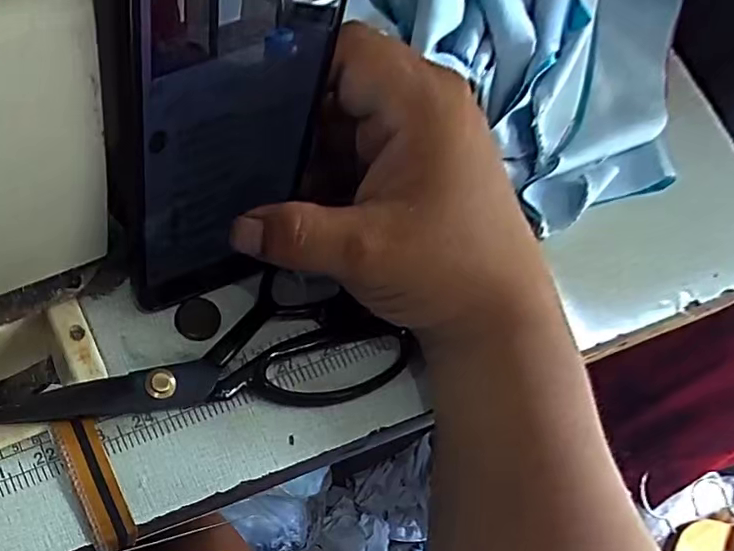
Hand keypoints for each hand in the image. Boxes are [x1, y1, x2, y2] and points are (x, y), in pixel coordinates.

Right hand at [231, 24, 559, 348]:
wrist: (493, 315)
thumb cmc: (445, 270)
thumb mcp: (360, 252)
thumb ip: (295, 236)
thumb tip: (239, 230)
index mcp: (418, 102)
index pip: (345, 52)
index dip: (294, 75)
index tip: (253, 118)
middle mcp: (421, 109)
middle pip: (340, 94)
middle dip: (296, 133)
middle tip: (255, 172)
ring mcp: (419, 143)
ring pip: (345, 134)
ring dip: (311, 168)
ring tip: (274, 200)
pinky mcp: (414, 176)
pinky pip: (359, 165)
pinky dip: (330, 187)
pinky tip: (305, 217)